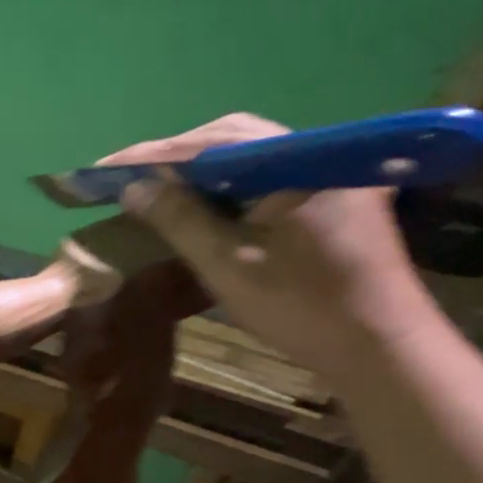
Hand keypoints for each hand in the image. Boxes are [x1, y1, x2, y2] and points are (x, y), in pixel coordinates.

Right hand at [102, 112, 435, 378]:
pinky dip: (228, 181)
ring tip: (156, 186)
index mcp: (301, 164)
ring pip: (254, 153)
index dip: (154, 154)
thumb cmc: (300, 307)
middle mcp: (323, 154)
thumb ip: (180, 219)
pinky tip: (201, 200)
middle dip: (177, 154)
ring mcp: (334, 173)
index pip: (214, 143)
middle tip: (126, 175)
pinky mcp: (334, 195)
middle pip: (237, 137)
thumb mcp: (226, 265)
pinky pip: (270, 172)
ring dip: (202, 167)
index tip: (104, 168)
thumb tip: (134, 187)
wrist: (378, 345)